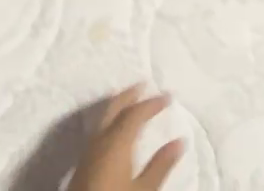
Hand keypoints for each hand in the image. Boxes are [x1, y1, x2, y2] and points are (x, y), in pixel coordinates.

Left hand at [70, 85, 185, 190]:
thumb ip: (161, 164)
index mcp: (117, 142)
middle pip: (114, 107)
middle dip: (130, 93)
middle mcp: (100, 139)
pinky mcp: (82, 161)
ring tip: (131, 97)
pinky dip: (109, 117)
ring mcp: (88, 149)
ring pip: (104, 116)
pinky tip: (114, 125)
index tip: (168, 94)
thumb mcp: (144, 189)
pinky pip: (98, 127)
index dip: (153, 102)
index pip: (136, 112)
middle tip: (144, 83)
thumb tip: (181, 140)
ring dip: (118, 103)